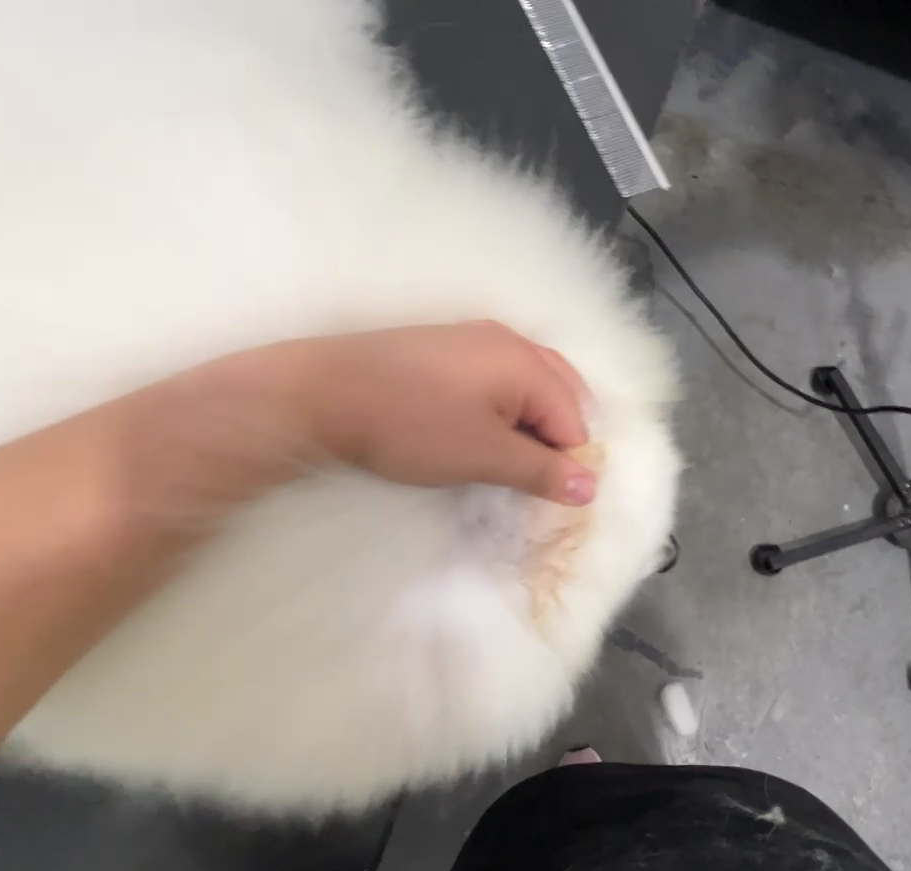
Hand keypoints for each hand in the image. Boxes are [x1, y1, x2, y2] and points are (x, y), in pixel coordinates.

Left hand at [260, 321, 596, 505]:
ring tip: (505, 458)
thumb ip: (542, 471)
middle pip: (562, 393)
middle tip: (530, 477)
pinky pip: (498, 377)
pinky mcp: (445, 346)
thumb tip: (590, 488)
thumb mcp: (485, 457)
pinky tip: (478, 431)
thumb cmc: (411, 426)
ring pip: (530, 384)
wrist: (320, 393)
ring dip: (531, 424)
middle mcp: (509, 340)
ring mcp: (475, 337)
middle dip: (557, 438)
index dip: (567, 463)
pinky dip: (504, 408)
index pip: (575, 421)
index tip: (538, 492)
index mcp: (527, 363)